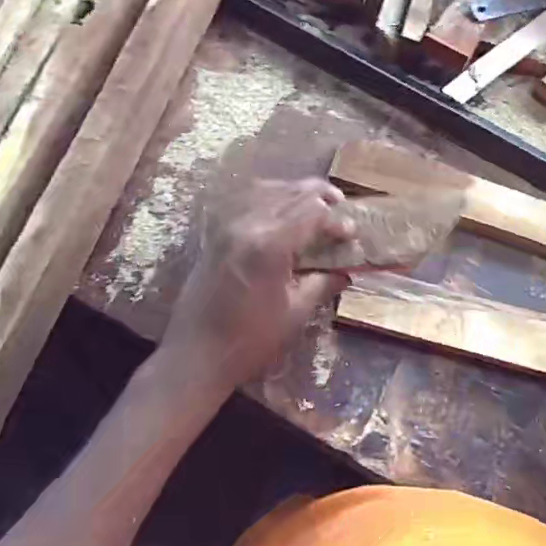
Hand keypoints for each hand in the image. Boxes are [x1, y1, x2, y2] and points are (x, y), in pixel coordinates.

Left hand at [165, 178, 354, 387]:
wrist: (194, 357)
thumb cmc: (249, 341)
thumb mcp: (295, 314)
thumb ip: (322, 284)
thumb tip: (345, 272)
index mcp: (270, 245)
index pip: (313, 212)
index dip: (337, 220)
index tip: (352, 233)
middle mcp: (248, 225)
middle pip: (293, 193)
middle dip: (322, 199)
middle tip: (342, 211)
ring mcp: (228, 226)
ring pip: (269, 189)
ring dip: (297, 193)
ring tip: (317, 205)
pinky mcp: (216, 233)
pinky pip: (247, 200)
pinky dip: (271, 197)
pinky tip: (283, 210)